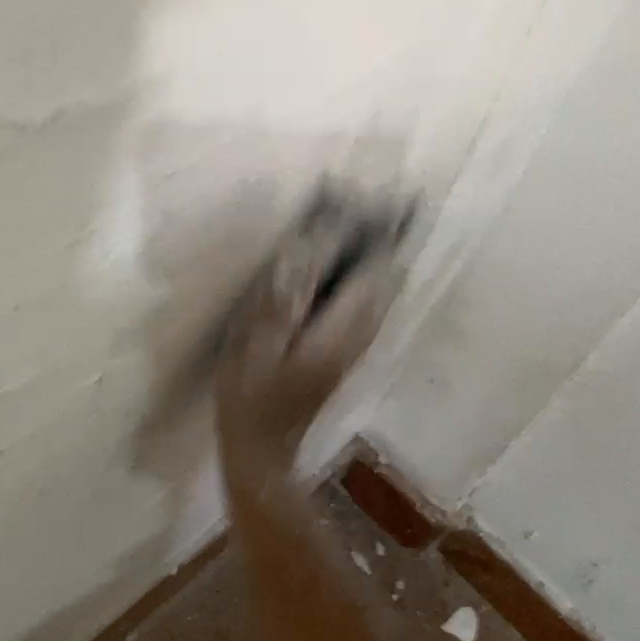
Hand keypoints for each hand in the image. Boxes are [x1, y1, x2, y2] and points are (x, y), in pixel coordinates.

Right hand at [213, 185, 413, 458]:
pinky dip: (356, 270)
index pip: (377, 264)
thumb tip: (312, 244)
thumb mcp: (256, 343)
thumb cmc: (251, 397)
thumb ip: (285, 294)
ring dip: (368, 250)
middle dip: (377, 232)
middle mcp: (365, 330)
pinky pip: (366, 295)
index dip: (372, 226)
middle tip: (350, 197)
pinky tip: (331, 258)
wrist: (263, 449)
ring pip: (381, 283)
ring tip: (342, 217)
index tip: (354, 191)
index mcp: (344, 327)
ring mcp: (360, 340)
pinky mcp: (348, 345)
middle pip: (388, 270)